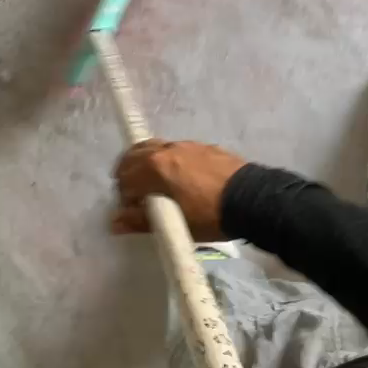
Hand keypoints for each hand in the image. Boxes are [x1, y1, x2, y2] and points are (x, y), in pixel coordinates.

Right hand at [111, 140, 248, 239]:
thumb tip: (115, 222)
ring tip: (153, 181)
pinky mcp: (204, 147)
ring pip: (157, 147)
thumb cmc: (210, 215)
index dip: (125, 195)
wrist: (252, 199)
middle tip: (133, 191)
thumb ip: (142, 221)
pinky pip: (176, 149)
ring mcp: (187, 145)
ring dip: (147, 162)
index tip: (131, 210)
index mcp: (155, 166)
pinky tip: (179, 176)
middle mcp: (167, 150)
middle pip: (136, 154)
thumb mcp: (176, 223)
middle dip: (129, 172)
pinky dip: (168, 159)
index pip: (126, 177)